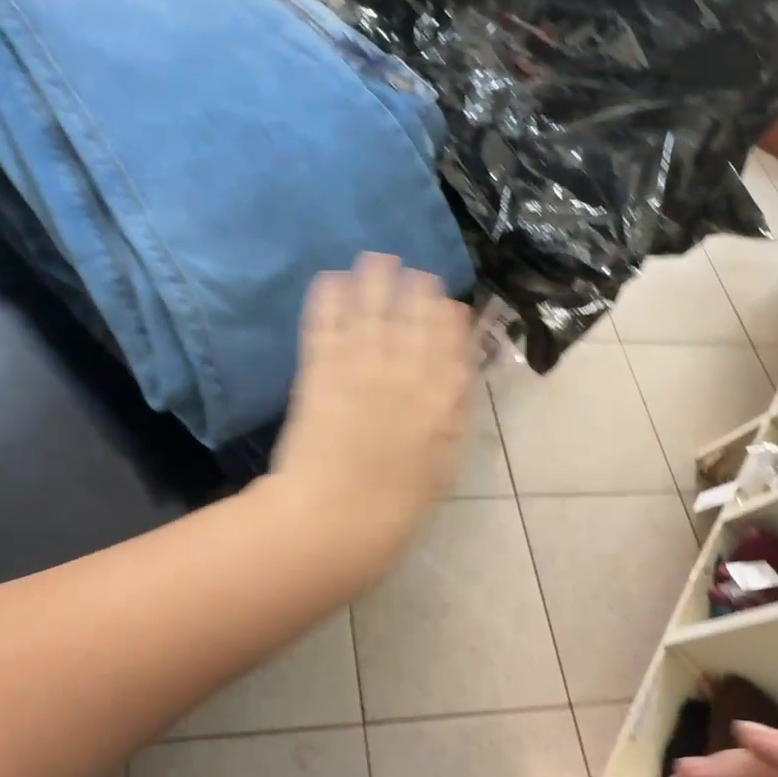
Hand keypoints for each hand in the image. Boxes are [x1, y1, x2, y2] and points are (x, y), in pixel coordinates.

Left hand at [268, 253, 474, 548]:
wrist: (332, 519)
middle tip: (413, 270)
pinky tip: (329, 279)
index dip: (448, 321)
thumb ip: (449, 417)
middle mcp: (404, 373)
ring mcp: (360, 368)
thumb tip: (458, 382)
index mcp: (438, 400)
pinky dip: (327, 300)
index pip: (450, 346)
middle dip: (414, 291)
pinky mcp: (318, 372)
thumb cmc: (392, 508)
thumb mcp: (439, 466)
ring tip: (375, 257)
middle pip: (413, 320)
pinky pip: (325, 327)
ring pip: (371, 313)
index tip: (447, 303)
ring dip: (374, 282)